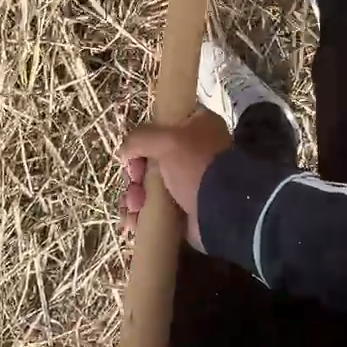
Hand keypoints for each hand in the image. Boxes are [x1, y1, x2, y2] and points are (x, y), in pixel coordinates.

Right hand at [119, 108, 231, 250]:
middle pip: (151, 158)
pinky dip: (140, 214)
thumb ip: (140, 139)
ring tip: (133, 207)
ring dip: (134, 196)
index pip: (163, 125)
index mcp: (197, 126)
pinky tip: (133, 222)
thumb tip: (124, 152)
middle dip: (135, 174)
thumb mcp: (167, 141)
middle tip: (132, 182)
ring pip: (149, 185)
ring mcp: (188, 181)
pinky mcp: (182, 209)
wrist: (222, 210)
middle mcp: (193, 151)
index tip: (132, 153)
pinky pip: (154, 208)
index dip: (143, 139)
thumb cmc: (197, 165)